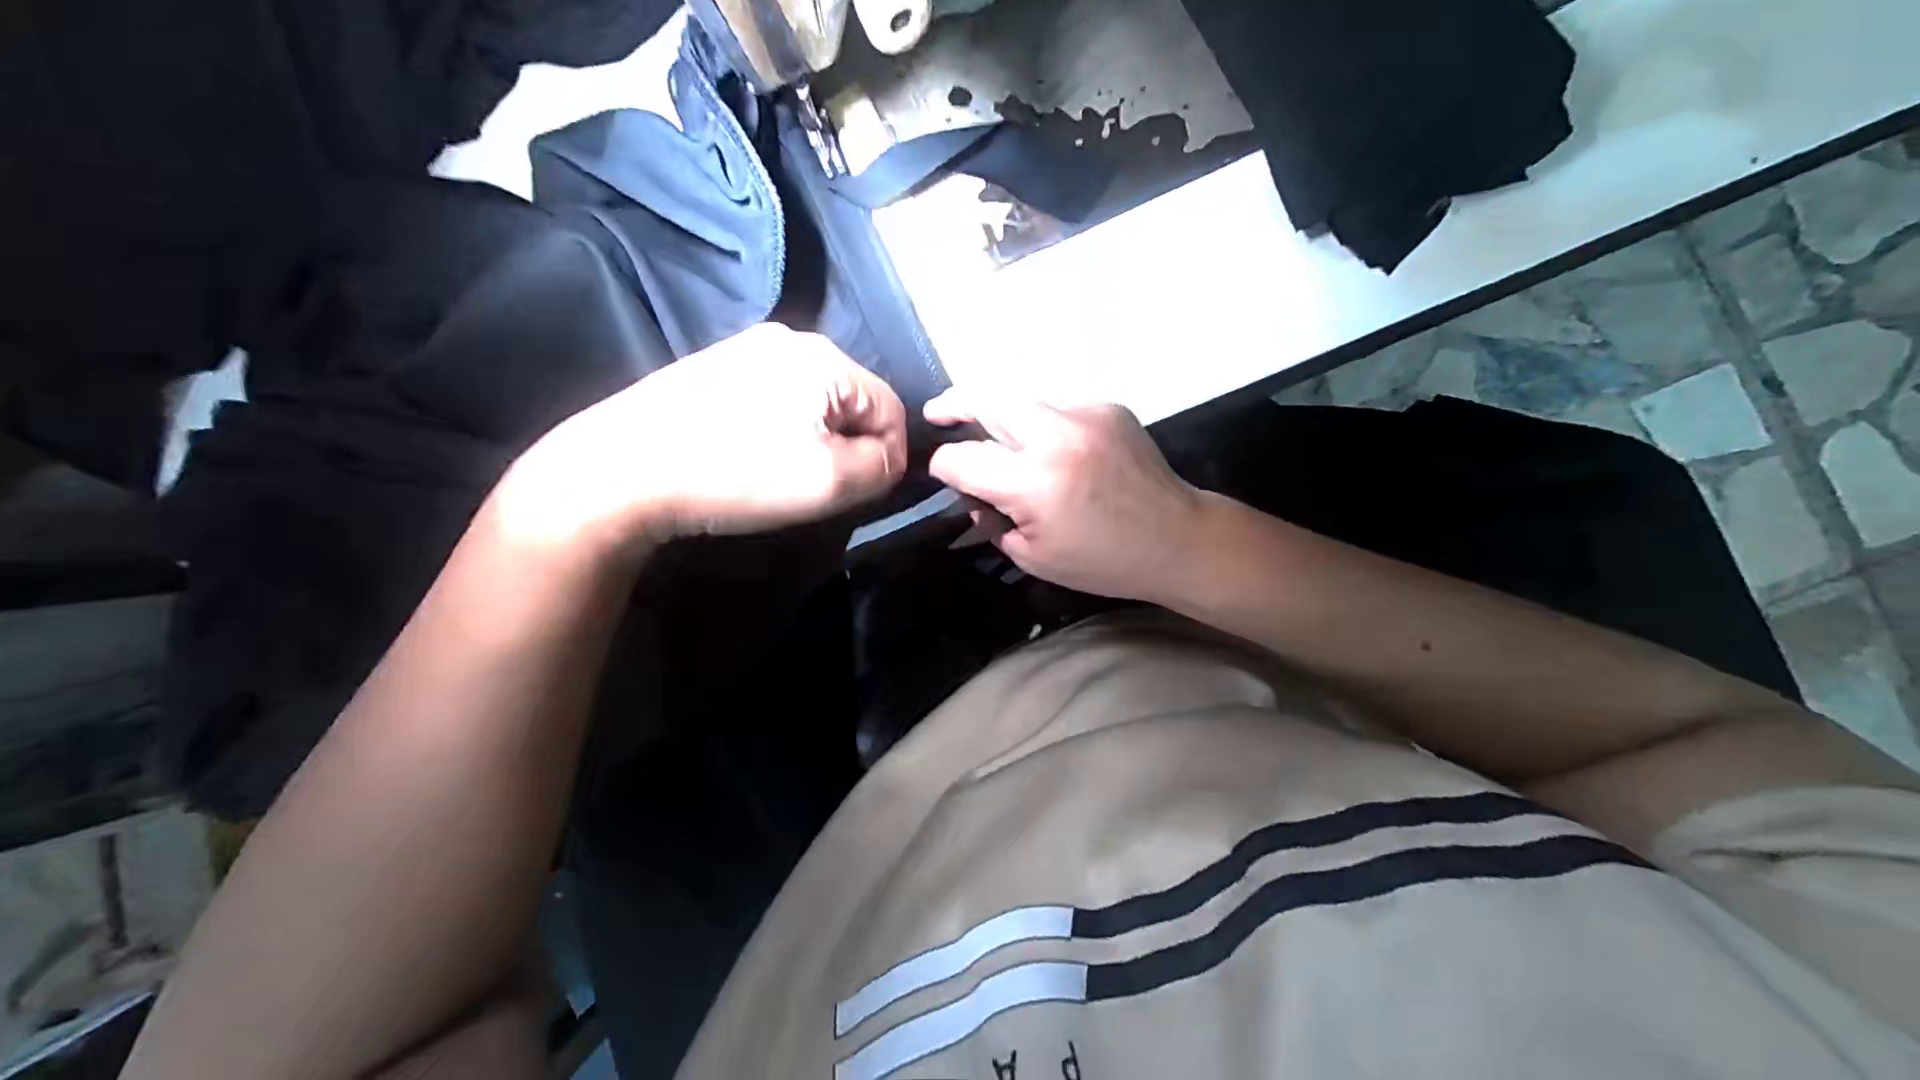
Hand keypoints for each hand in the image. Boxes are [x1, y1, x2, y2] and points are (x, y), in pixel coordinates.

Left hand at [495, 324, 907, 557]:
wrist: (622, 469)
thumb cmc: (737, 474)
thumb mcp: (832, 481)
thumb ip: (882, 465)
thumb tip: (889, 456)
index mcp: (825, 357)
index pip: (891, 408)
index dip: (887, 457)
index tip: (860, 495)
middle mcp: (789, 339)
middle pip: (850, 401)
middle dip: (847, 446)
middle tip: (817, 488)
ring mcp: (744, 348)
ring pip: (812, 402)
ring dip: (812, 440)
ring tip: (778, 475)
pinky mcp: (712, 368)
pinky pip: (772, 399)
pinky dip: (775, 430)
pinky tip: (746, 454)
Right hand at [925, 390, 1202, 600]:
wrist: (1177, 538)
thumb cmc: (1103, 561)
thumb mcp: (1034, 556)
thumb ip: (993, 519)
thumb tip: (973, 492)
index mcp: (1034, 483)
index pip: (962, 458)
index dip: (943, 466)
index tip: (942, 472)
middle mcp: (1056, 436)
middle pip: (984, 399)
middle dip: (953, 406)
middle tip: (938, 414)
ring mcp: (1085, 414)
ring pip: (1019, 395)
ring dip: (997, 410)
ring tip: (988, 428)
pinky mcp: (1107, 406)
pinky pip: (1055, 403)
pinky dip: (1038, 418)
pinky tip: (1045, 441)